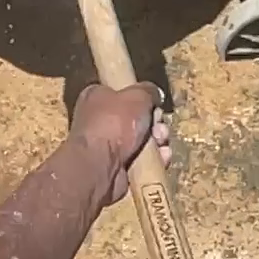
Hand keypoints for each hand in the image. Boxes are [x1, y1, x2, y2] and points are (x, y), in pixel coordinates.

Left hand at [70, 83, 172, 203]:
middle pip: (138, 119)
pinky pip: (143, 160)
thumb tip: (155, 94)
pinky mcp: (118, 167)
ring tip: (161, 142)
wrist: (100, 165)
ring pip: (143, 140)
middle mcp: (100, 122)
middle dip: (155, 123)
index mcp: (96, 98)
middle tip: (159, 127)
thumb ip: (149, 91)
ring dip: (158, 141)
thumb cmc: (114, 123)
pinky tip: (162, 157)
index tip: (154, 104)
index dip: (142, 99)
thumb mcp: (137, 95)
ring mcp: (108, 147)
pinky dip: (155, 159)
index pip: (123, 94)